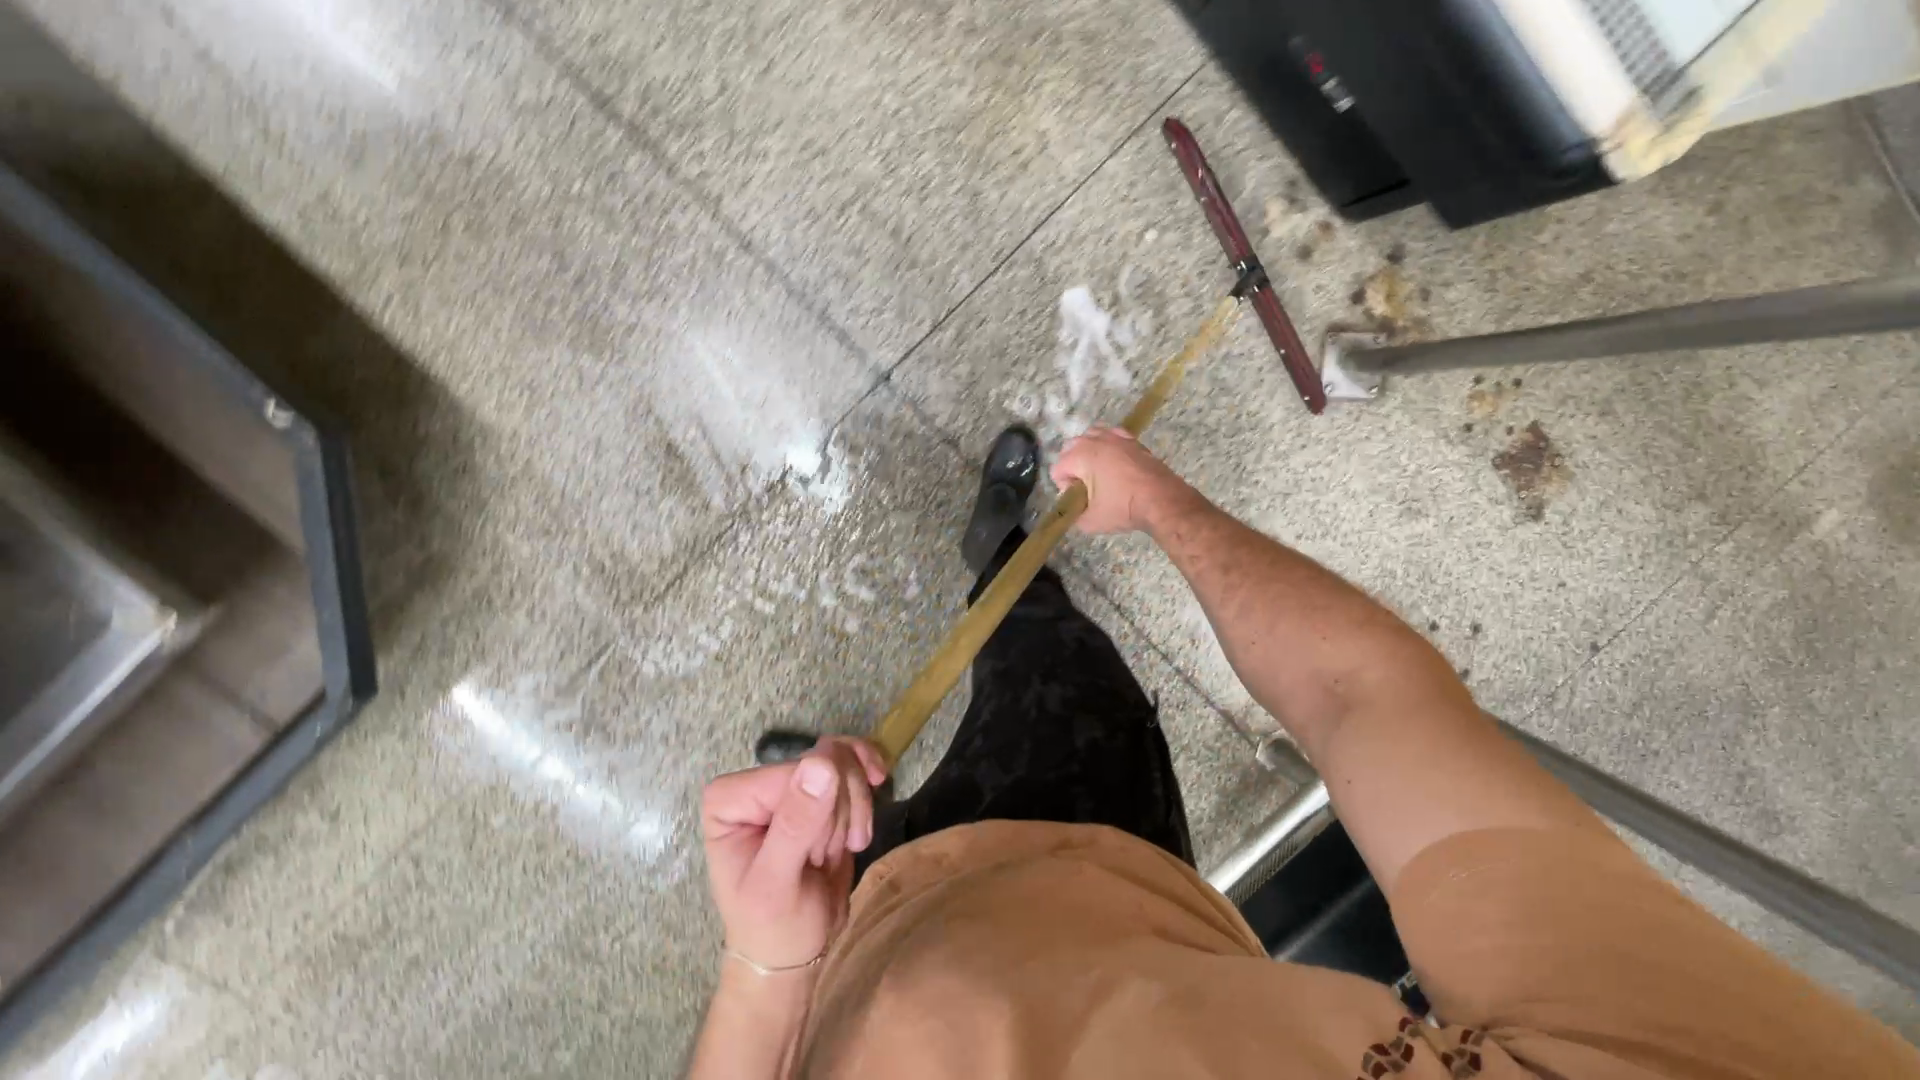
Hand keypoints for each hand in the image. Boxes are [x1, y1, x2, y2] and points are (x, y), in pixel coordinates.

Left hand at [700, 736, 888, 969]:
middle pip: (824, 759)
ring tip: (841, 850)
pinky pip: (853, 765)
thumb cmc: (771, 928)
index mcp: (729, 798)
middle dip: (842, 809)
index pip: (795, 772)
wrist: (793, 953)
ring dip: (856, 810)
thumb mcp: (777, 884)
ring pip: (845, 762)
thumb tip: (821, 762)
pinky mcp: (817, 792)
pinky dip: (866, 792)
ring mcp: (788, 784)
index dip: (821, 809)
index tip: (819, 856)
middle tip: (831, 854)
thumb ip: (796, 824)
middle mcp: (755, 783)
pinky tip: (862, 824)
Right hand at [1052, 427, 1196, 534]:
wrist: (1163, 501)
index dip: (1063, 486)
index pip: (1058, 467)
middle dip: (1072, 466)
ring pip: (1092, 435)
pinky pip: (1113, 435)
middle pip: (1071, 447)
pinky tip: (1115, 462)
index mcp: (1082, 456)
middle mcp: (1097, 440)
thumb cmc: (1124, 508)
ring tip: (1097, 472)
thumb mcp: (1091, 522)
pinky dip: (1109, 445)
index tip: (1078, 499)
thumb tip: (1074, 511)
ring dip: (1088, 451)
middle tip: (1084, 487)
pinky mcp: (1133, 441)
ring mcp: (1117, 437)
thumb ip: (1074, 516)